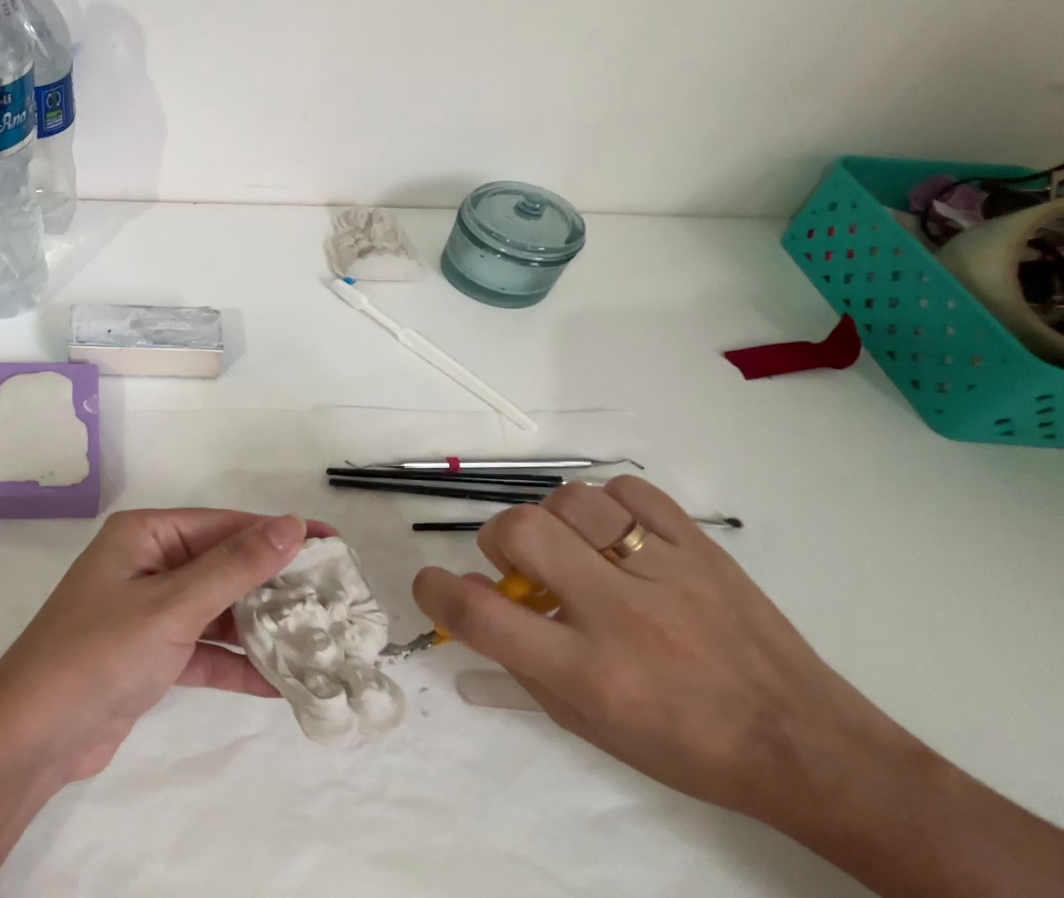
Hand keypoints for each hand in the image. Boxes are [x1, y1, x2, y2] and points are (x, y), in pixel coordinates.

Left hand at [0, 509, 333, 783]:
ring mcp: (147, 613)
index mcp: (144, 536)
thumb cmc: (100, 652)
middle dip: (275, 585)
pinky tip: (284, 683)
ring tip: (322, 641)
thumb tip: (292, 525)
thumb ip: (235, 567)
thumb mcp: (173, 605)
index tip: (334, 544)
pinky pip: (204, 650)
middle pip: (223, 567)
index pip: (224, 525)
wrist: (35, 734)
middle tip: (336, 600)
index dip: (279, 534)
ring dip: (262, 628)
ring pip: (217, 611)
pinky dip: (238, 664)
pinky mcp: (150, 656)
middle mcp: (146, 566)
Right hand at [411, 477, 899, 826]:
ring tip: (570, 547)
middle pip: (520, 532)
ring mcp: (666, 573)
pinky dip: (607, 505)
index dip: (436, 590)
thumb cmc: (681, 746)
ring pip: (572, 500)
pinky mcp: (704, 548)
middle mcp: (619, 614)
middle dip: (497, 540)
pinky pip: (632, 491)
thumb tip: (472, 600)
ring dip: (552, 519)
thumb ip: (519, 660)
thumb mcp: (585, 723)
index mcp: (586, 671)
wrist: (805, 745)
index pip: (479, 613)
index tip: (433, 584)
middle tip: (517, 564)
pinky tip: (615, 535)